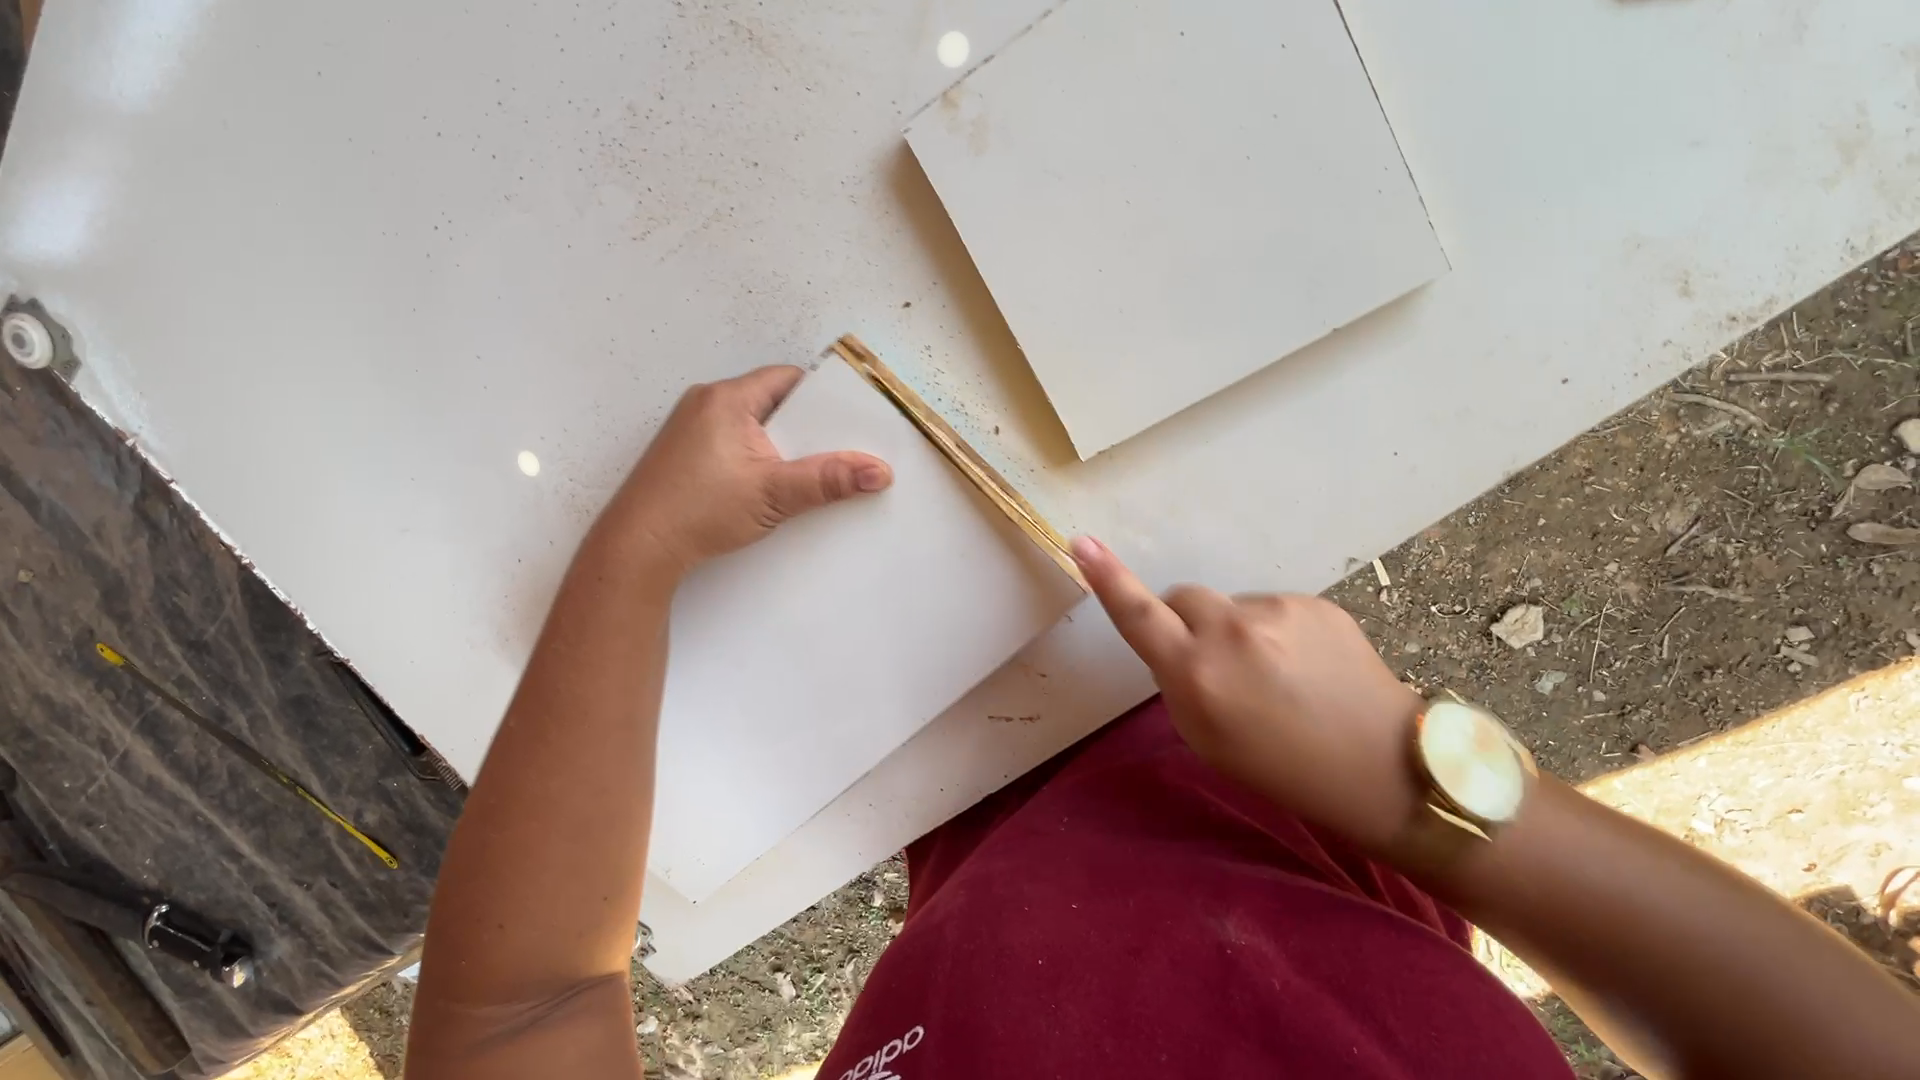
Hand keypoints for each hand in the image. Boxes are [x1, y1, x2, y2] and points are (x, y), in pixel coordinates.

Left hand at [599, 366, 892, 575]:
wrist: (638, 548)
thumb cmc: (695, 511)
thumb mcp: (774, 494)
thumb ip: (828, 480)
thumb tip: (877, 471)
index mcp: (726, 399)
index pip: (787, 379)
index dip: (822, 396)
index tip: (849, 418)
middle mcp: (706, 405)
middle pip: (773, 402)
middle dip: (805, 427)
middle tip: (836, 450)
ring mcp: (693, 430)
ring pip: (755, 426)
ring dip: (782, 446)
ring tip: (808, 471)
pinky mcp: (687, 455)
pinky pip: (736, 444)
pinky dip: (759, 459)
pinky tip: (772, 486)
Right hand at [1071, 536, 1423, 851]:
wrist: (1380, 764)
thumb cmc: (1279, 768)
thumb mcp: (1205, 739)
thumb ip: (1178, 683)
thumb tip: (1176, 644)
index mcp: (1197, 674)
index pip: (1139, 616)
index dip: (1107, 579)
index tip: (1082, 543)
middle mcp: (1232, 631)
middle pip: (1183, 599)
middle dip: (1185, 623)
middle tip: (1216, 668)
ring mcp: (1277, 610)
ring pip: (1229, 606)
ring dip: (1235, 631)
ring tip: (1275, 677)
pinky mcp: (1314, 602)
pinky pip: (1270, 608)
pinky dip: (1273, 631)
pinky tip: (1304, 666)